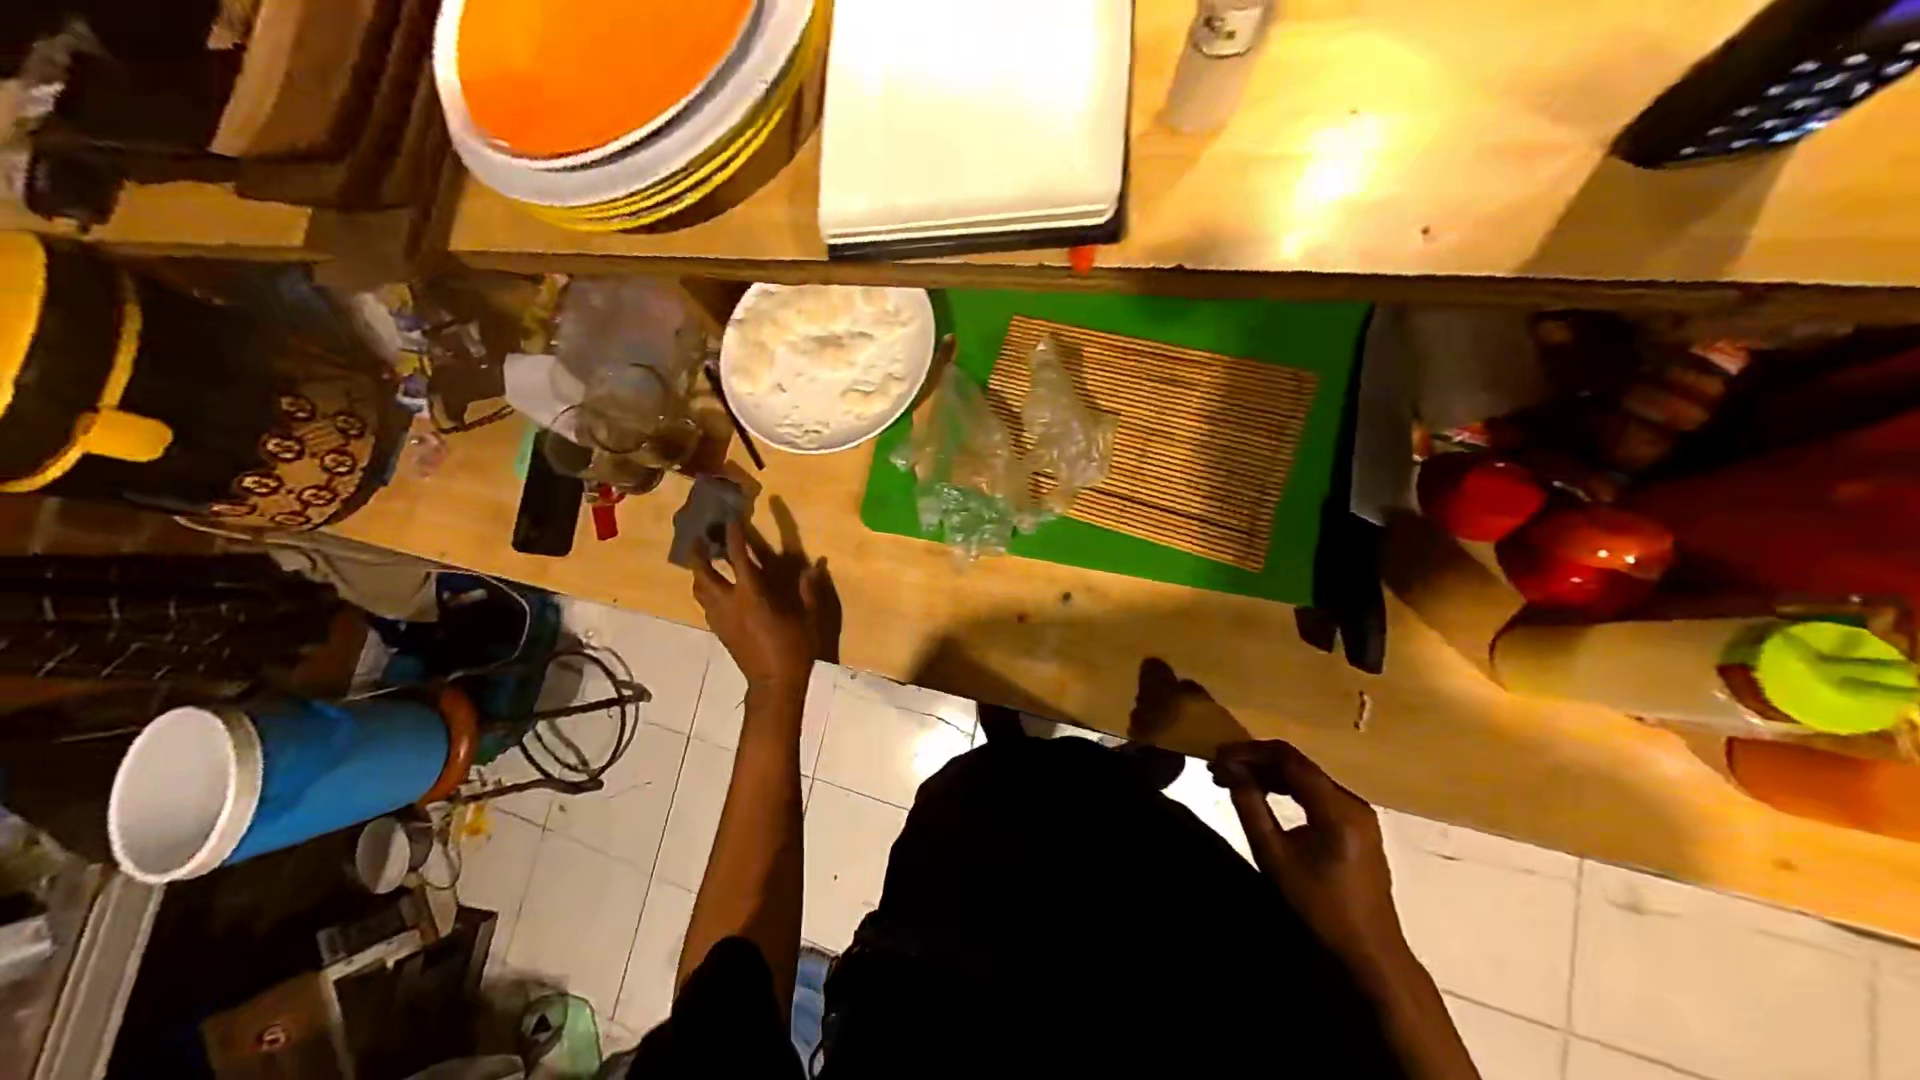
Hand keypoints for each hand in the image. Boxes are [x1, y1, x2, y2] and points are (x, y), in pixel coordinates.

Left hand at [692, 520, 830, 693]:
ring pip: (699, 589)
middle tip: (699, 538)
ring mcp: (720, 618)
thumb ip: (808, 591)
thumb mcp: (809, 618)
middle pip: (703, 573)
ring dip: (698, 572)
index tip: (731, 520)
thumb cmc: (794, 649)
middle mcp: (729, 603)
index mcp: (751, 595)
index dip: (734, 536)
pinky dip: (705, 590)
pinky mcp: (719, 630)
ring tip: (703, 561)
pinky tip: (715, 589)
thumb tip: (815, 566)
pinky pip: (705, 604)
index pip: (737, 558)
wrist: (774, 684)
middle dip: (698, 553)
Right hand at [1211, 741, 1408, 975]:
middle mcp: (1353, 801)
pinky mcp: (1356, 823)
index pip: (1289, 759)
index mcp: (1338, 809)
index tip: (1218, 756)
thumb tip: (1229, 769)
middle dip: (1256, 761)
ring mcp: (1358, 811)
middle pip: (1298, 764)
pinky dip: (1287, 788)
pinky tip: (1262, 793)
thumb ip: (1249, 805)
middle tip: (1220, 768)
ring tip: (1233, 778)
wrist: (1366, 950)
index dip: (1250, 752)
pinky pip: (1316, 792)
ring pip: (1306, 776)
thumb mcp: (1273, 856)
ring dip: (1269, 774)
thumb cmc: (1317, 907)